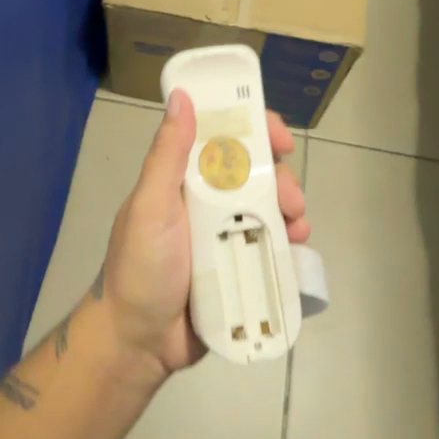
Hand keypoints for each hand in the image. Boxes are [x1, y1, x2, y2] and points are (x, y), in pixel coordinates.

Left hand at [95, 90, 309, 378]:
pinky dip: (292, 240)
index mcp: (185, 179)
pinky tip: (299, 245)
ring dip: (291, 206)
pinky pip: (275, 245)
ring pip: (270, 206)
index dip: (255, 129)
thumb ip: (168, 154)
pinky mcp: (242, 267)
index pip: (223, 137)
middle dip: (281, 175)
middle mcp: (208, 200)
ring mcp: (227, 234)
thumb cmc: (139, 267)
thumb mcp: (149, 205)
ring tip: (297, 224)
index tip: (280, 135)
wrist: (139, 342)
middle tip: (289, 196)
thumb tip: (182, 97)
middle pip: (256, 172)